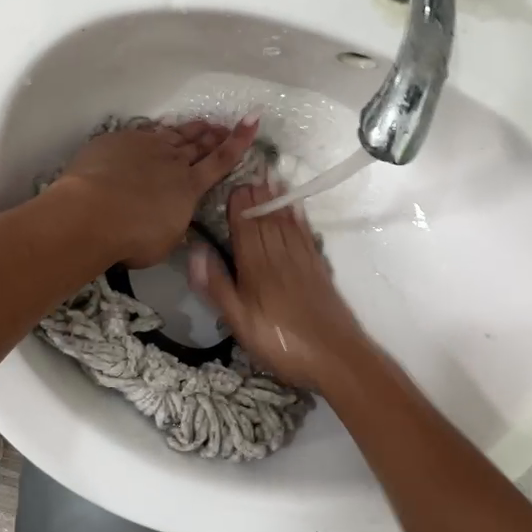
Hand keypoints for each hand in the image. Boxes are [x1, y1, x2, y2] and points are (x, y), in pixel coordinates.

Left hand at [52, 117, 258, 267]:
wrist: (91, 213)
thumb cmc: (131, 238)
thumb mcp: (164, 241)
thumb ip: (172, 224)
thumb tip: (173, 218)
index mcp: (189, 188)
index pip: (220, 161)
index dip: (238, 141)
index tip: (252, 121)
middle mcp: (172, 162)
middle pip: (198, 145)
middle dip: (214, 135)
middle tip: (224, 125)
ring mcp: (145, 147)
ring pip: (173, 134)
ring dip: (189, 130)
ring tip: (201, 124)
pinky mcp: (119, 140)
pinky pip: (144, 132)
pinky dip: (156, 131)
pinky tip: (157, 130)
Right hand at [188, 180, 378, 390]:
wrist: (335, 358)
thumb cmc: (281, 344)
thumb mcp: (240, 322)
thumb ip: (218, 287)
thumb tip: (196, 252)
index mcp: (256, 269)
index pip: (244, 229)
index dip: (239, 207)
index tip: (233, 185)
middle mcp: (279, 258)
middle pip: (265, 221)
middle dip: (256, 198)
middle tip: (251, 173)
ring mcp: (302, 262)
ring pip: (285, 224)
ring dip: (277, 201)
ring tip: (270, 179)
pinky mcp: (318, 270)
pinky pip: (305, 236)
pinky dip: (299, 219)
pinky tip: (296, 208)